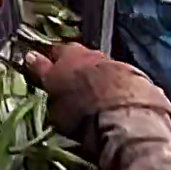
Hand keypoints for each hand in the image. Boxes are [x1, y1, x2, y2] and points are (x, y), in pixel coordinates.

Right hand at [24, 43, 170, 135]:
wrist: (128, 118)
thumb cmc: (81, 110)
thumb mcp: (53, 100)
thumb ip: (43, 77)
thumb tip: (31, 58)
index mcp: (66, 55)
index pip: (51, 52)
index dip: (47, 61)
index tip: (42, 68)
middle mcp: (91, 54)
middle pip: (79, 56)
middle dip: (75, 66)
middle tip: (71, 82)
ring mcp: (116, 64)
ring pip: (101, 67)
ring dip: (98, 77)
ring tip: (96, 96)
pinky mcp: (139, 79)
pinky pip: (122, 80)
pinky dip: (118, 88)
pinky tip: (118, 103)